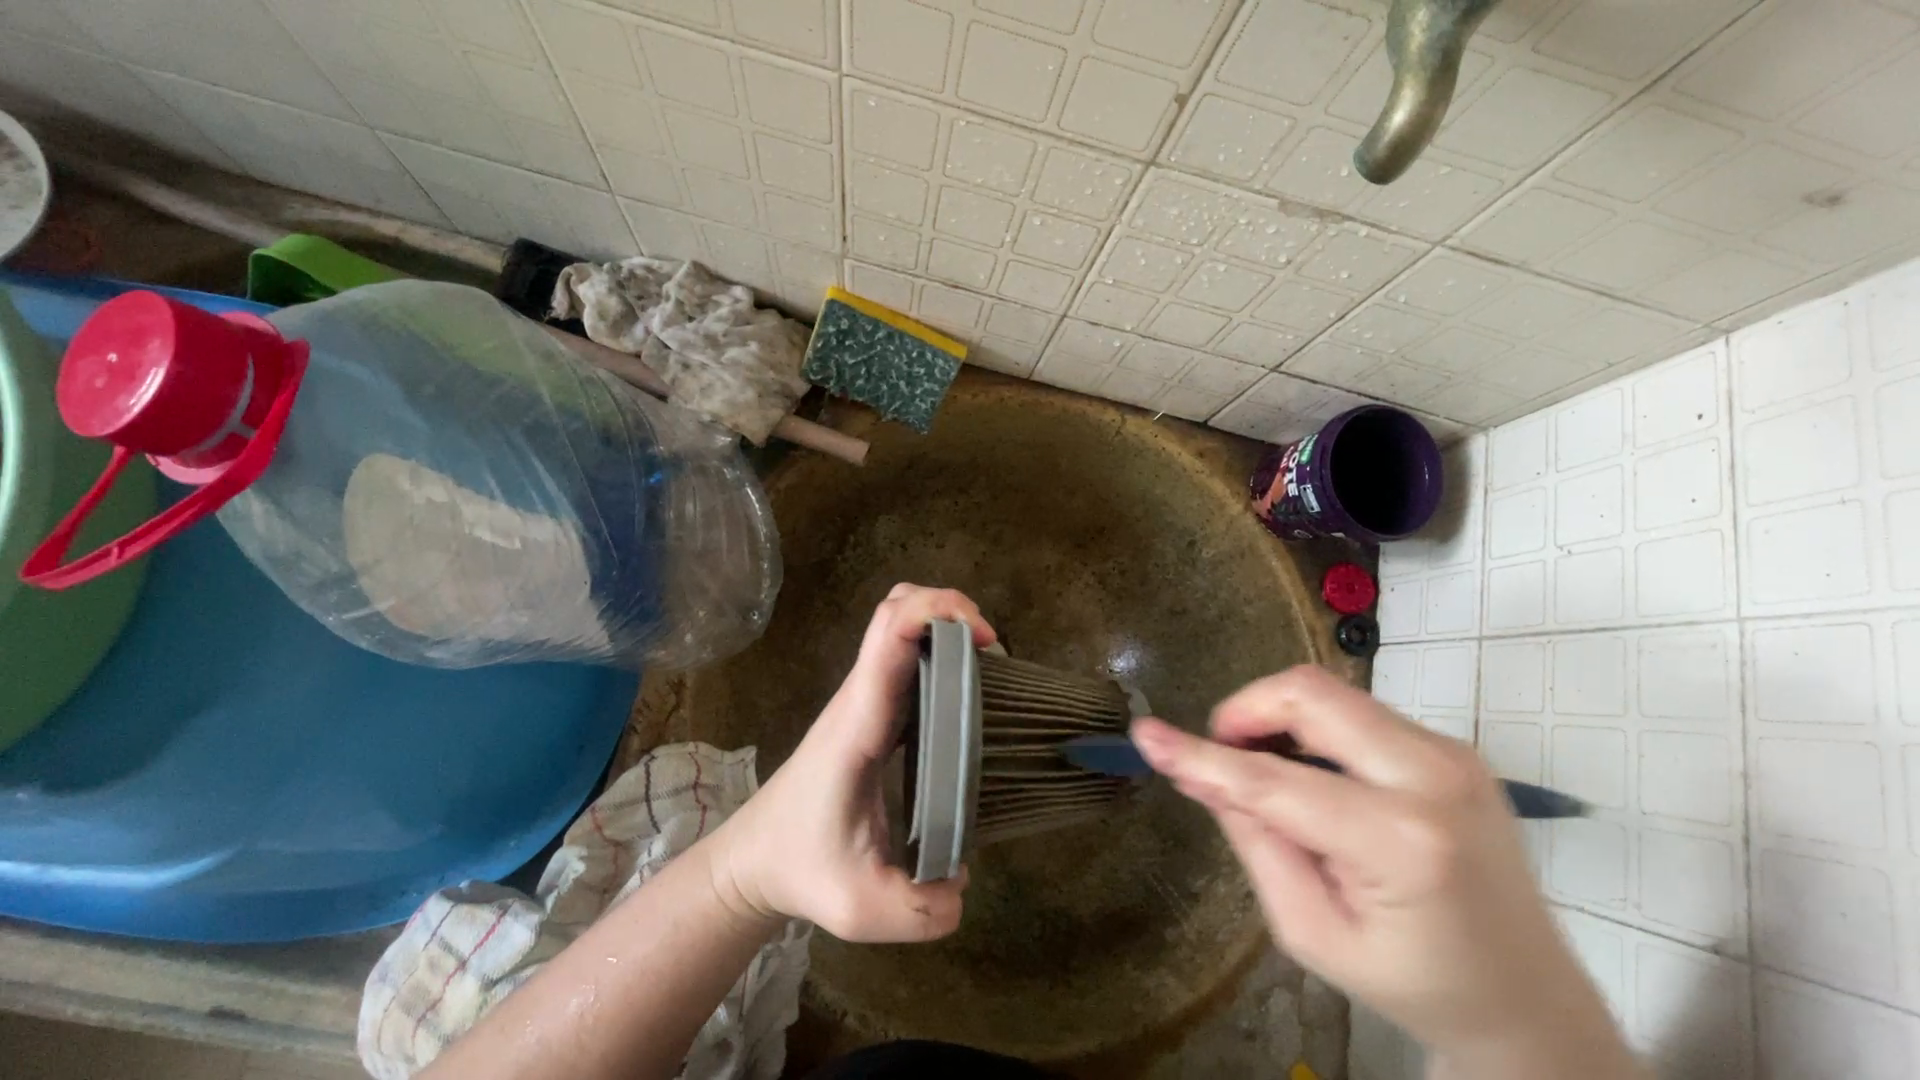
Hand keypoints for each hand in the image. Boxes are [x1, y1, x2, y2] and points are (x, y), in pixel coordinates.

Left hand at [708, 584, 988, 942]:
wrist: (754, 860)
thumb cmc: (802, 869)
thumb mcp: (860, 908)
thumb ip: (923, 910)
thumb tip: (965, 879)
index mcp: (859, 724)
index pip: (889, 637)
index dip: (939, 612)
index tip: (985, 640)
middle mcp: (860, 699)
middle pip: (892, 609)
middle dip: (946, 606)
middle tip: (990, 647)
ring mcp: (862, 701)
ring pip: (895, 625)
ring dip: (941, 623)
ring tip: (985, 665)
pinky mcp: (869, 713)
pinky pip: (900, 656)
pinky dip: (934, 648)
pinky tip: (963, 692)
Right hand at [1131, 667, 1638, 1076]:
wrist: (1527, 999)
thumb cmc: (1411, 981)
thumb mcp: (1311, 931)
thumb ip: (1255, 841)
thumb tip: (1200, 774)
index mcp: (1399, 840)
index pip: (1273, 780)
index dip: (1200, 754)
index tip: (1145, 734)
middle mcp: (1433, 776)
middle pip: (1311, 695)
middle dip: (1246, 710)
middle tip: (1220, 753)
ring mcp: (1452, 753)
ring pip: (1334, 695)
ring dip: (1280, 720)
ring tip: (1267, 776)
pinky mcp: (1454, 749)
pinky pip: (1362, 713)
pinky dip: (1316, 731)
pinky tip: (1314, 780)